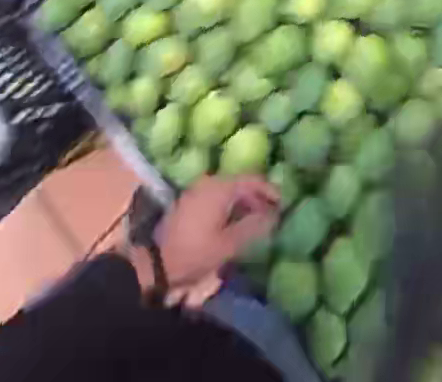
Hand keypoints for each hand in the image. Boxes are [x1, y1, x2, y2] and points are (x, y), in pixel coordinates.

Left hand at [154, 175, 279, 288]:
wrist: (158, 262)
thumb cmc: (196, 252)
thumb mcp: (229, 244)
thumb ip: (253, 227)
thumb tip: (274, 215)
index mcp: (220, 187)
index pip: (251, 180)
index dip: (270, 190)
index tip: (283, 204)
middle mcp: (209, 182)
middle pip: (240, 183)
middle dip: (258, 198)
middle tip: (273, 216)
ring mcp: (197, 189)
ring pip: (228, 190)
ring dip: (244, 203)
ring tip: (257, 221)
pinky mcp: (191, 200)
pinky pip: (217, 196)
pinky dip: (230, 205)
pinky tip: (236, 222)